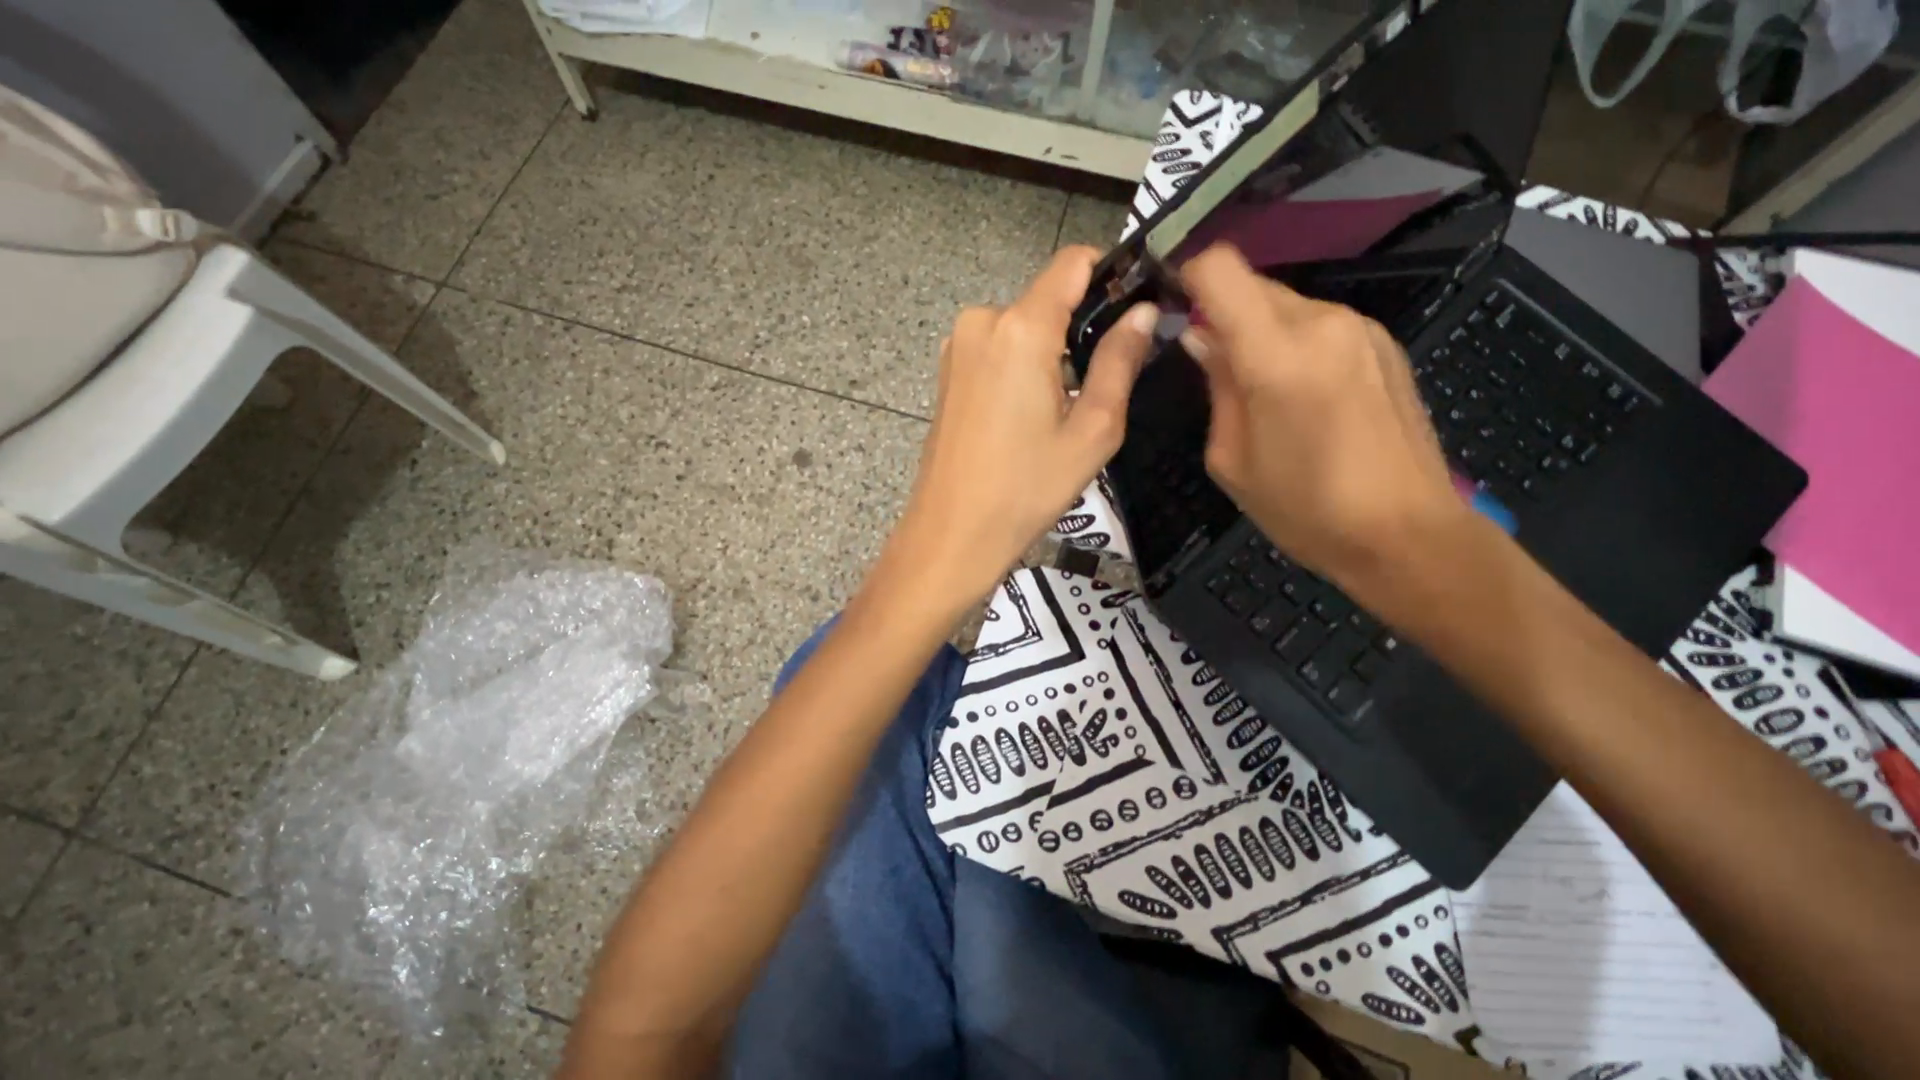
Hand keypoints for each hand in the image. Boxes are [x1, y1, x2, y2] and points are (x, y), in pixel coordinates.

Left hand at [881, 247, 1155, 612]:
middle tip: (1104, 386)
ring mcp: (959, 346)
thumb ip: (1120, 360)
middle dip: (1081, 329)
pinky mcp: (949, 371)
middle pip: (1050, 298)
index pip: (1073, 262)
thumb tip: (1143, 312)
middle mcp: (984, 322)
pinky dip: (1023, 368)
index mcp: (1022, 328)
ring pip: (1025, 327)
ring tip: (1064, 412)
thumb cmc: (1026, 488)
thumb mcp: (1093, 428)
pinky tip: (1030, 417)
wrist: (952, 534)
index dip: (1110, 275)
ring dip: (1052, 354)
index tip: (1136, 306)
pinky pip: (1000, 350)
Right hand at [1178, 244, 1465, 593]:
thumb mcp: (1232, 460)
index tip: (1171, 305)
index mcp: (1278, 353)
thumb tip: (1200, 337)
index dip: (1186, 274)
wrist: (1408, 535)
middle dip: (1223, 315)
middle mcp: (1323, 323)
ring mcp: (1361, 330)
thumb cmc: (1307, 510)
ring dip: (1262, 334)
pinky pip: (1321, 327)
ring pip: (1288, 306)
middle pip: (1252, 286)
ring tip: (1266, 396)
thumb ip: (1215, 386)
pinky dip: (1298, 346)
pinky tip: (1308, 400)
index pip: (1220, 267)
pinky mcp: (1385, 344)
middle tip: (1214, 369)